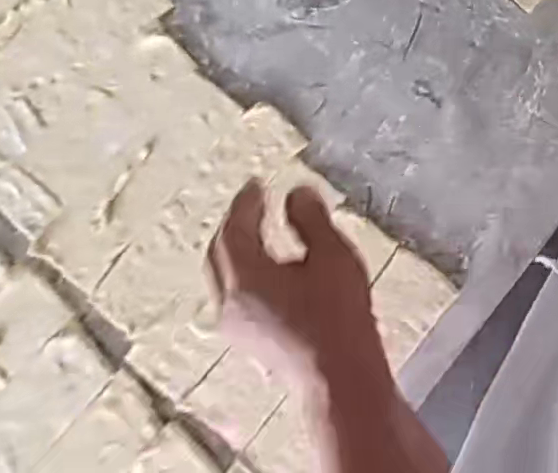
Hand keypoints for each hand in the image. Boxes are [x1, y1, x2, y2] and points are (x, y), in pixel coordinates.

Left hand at [206, 180, 388, 395]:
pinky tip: (270, 264)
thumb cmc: (337, 312)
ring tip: (260, 226)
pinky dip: (245, 266)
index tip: (256, 181)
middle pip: (219, 254)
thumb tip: (296, 192)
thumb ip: (311, 219)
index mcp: (246, 278)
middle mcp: (230, 302)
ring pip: (224, 275)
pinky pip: (235, 291)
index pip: (234, 230)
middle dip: (235, 223)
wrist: (338, 375)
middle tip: (254, 200)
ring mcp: (237, 325)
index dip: (245, 202)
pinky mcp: (250, 338)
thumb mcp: (331, 254)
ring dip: (237, 245)